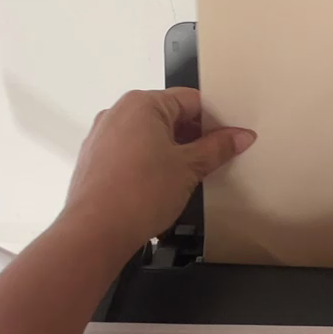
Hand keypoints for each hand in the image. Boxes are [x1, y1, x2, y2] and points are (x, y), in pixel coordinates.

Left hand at [58, 88, 254, 248]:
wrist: (95, 232)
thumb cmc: (134, 196)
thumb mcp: (190, 168)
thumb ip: (218, 148)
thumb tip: (237, 137)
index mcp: (142, 104)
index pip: (191, 100)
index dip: (215, 120)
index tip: (229, 139)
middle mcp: (118, 113)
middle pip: (169, 115)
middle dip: (194, 136)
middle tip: (214, 158)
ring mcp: (103, 135)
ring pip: (149, 134)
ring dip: (172, 150)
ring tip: (188, 175)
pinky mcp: (96, 159)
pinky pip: (131, 151)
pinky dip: (150, 161)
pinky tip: (162, 184)